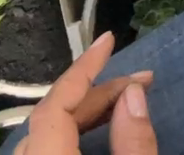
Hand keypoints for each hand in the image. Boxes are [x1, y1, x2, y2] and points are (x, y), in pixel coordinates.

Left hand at [19, 32, 158, 154]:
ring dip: (86, 113)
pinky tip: (100, 129)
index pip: (54, 107)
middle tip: (138, 83)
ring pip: (46, 136)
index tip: (109, 39)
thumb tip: (133, 93)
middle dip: (96, 93)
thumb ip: (133, 143)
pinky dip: (72, 134)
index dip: (82, 69)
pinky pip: (45, 150)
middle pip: (52, 119)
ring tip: (125, 103)